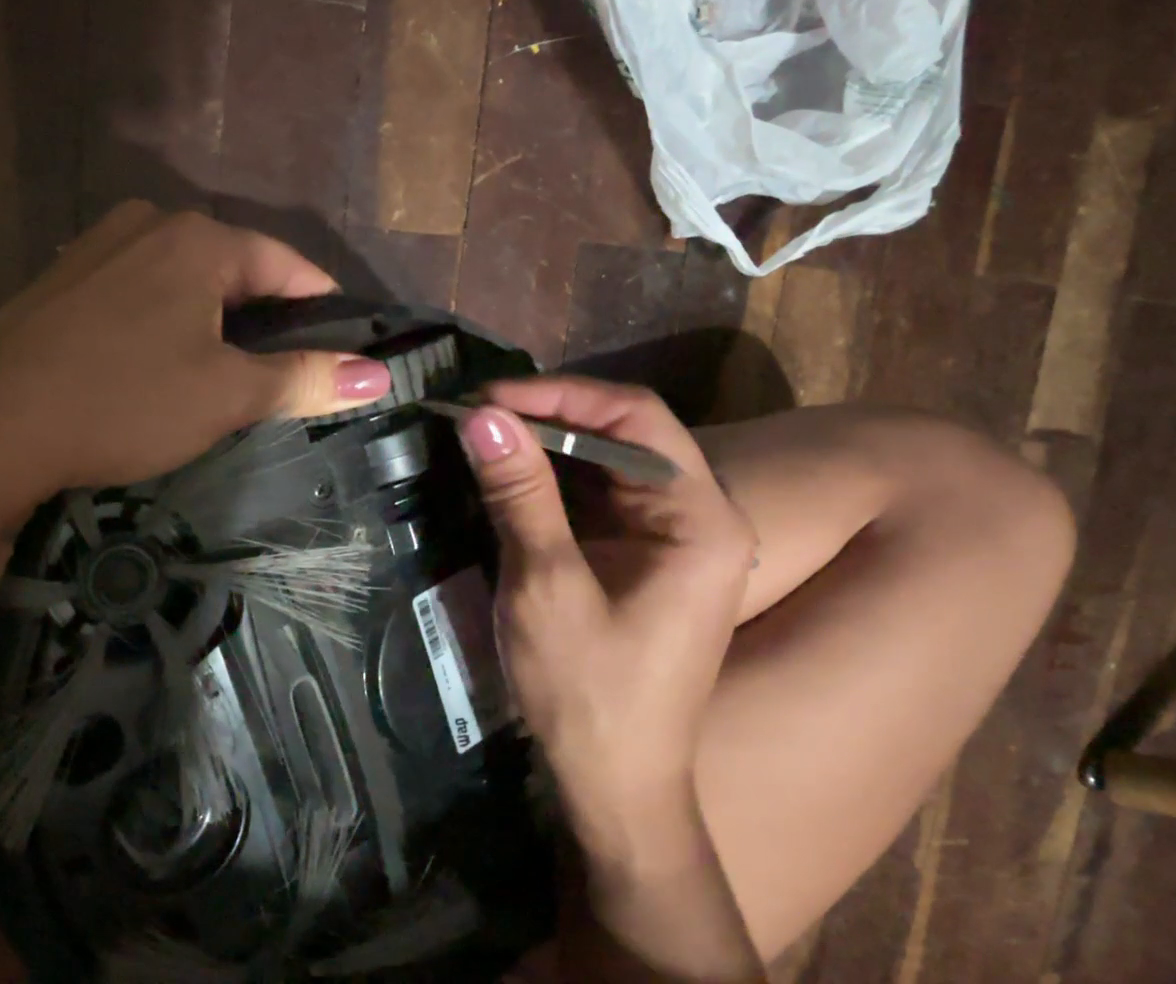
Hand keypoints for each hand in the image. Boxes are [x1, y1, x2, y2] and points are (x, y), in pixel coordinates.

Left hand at [0, 203, 390, 511]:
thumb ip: (304, 378)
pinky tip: (149, 366)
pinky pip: (133, 293)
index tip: (338, 351)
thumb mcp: (225, 396)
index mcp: (197, 239)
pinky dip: (158, 323)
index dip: (320, 308)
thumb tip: (381, 375)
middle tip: (276, 376)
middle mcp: (146, 224)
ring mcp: (94, 248)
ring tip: (217, 376)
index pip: (287, 265)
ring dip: (208, 321)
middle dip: (261, 317)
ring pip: (179, 281)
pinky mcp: (58, 280)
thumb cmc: (122, 405)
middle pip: (231, 268)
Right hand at [456, 378, 755, 838]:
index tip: (489, 399)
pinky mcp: (639, 559)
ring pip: (606, 464)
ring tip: (480, 437)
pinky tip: (505, 476)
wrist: (614, 781)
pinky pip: (596, 499)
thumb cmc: (588, 689)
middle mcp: (698, 517)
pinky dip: (549, 482)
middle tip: (474, 416)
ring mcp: (670, 540)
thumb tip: (481, 417)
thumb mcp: (545, 585)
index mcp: (701, 519)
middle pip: (625, 435)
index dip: (562, 396)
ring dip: (544, 447)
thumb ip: (520, 494)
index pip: (636, 419)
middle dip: (548, 417)